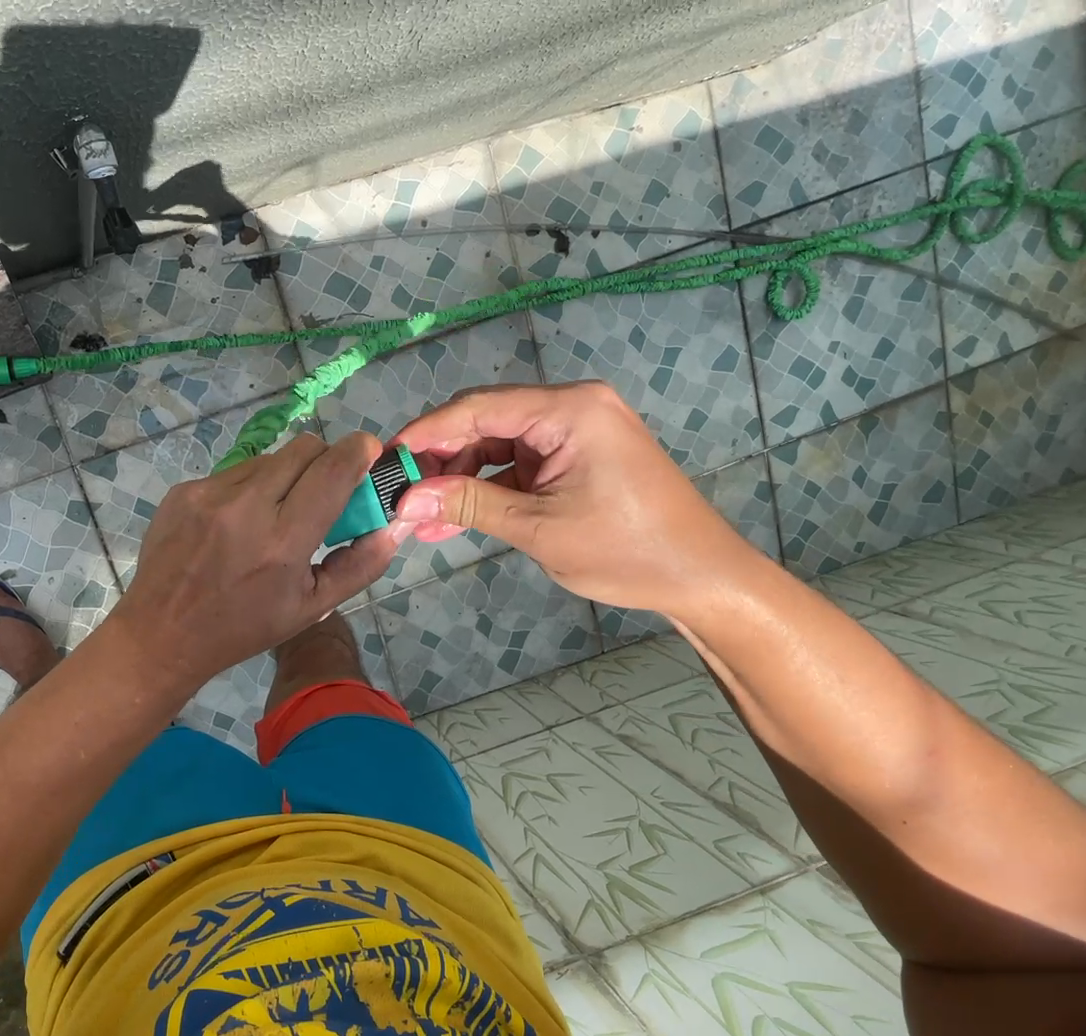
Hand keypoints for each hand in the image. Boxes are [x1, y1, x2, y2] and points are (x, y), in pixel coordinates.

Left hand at [109, 432, 402, 686]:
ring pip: (267, 458)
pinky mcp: (183, 491)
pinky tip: (235, 524)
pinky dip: (246, 489)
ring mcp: (208, 495)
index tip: (368, 452)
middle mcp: (246, 508)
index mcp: (283, 542)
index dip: (358, 451)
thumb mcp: (311, 608)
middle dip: (324, 460)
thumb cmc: (244, 627)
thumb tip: (394, 526)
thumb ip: (360, 566)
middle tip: (323, 489)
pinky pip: (232, 472)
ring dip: (283, 476)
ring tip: (272, 516)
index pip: (333, 469)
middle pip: (303, 448)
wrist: (163, 633)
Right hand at [391, 382, 761, 616]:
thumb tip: (406, 500)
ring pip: (496, 445)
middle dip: (440, 458)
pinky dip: (487, 489)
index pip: (477, 408)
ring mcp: (574, 431)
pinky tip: (454, 518)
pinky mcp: (574, 456)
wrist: (701, 577)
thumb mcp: (539, 528)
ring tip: (421, 518)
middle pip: (484, 421)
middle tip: (398, 492)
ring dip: (460, 480)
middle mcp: (571, 407)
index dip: (426, 433)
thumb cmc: (626, 551)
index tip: (384, 461)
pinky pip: (516, 463)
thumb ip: (470, 505)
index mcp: (569, 410)